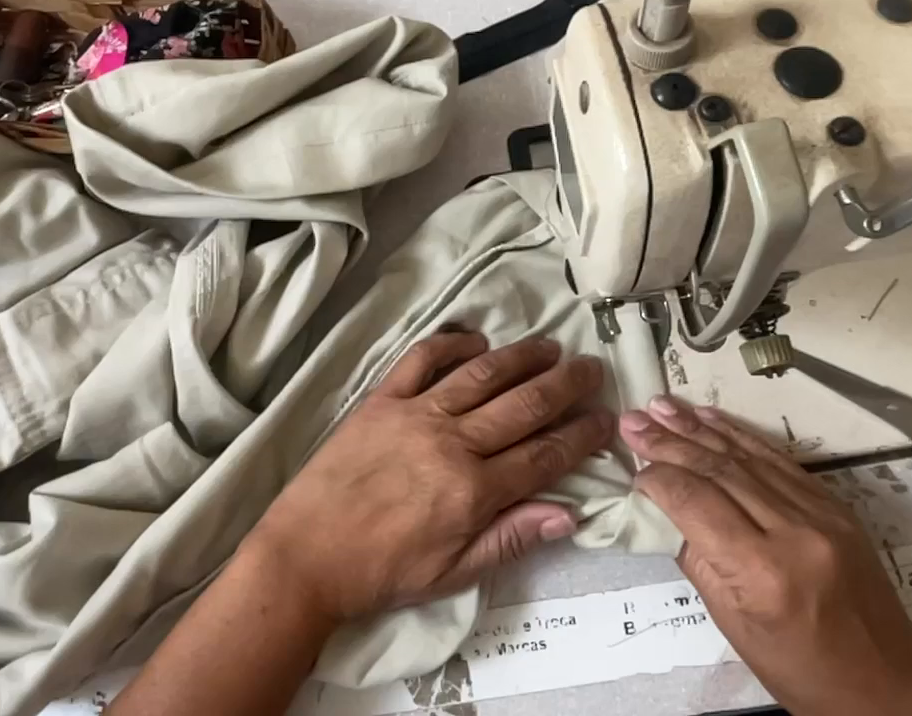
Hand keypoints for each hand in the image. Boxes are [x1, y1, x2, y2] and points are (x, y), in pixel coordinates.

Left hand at [246, 331, 612, 622]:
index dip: (580, 435)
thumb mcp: (452, 573)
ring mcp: (416, 414)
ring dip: (521, 357)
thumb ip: (510, 539)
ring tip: (550, 347)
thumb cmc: (382, 570)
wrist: (305, 554)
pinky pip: (422, 359)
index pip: (543, 455)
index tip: (605, 419)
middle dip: (564, 385)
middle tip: (592, 368)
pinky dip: (452, 344)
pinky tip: (477, 339)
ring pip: (482, 375)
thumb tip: (569, 514)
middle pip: (522, 405)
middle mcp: (452, 443)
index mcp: (472, 491)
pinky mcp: (382, 399)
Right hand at [621, 396, 911, 715]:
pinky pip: (776, 458)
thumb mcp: (732, 623)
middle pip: (717, 470)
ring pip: (745, 456)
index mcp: (762, 572)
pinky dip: (738, 435)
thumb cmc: (801, 670)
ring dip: (697, 428)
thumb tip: (661, 506)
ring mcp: (820, 512)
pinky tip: (708, 417)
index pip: (695, 502)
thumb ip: (696, 557)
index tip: (632, 467)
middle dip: (668, 442)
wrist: (887, 685)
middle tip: (632, 420)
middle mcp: (793, 532)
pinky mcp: (833, 503)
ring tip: (660, 406)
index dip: (657, 478)